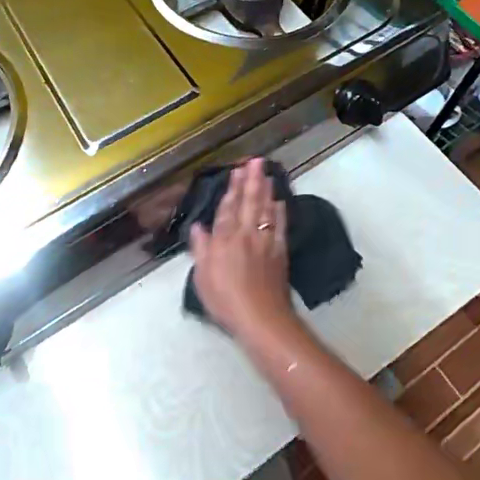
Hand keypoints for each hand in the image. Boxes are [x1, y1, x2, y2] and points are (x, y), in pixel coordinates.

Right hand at [189, 159, 297, 340]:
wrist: (261, 318)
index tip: (236, 171)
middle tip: (256, 161)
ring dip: (266, 190)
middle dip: (252, 180)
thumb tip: (198, 227)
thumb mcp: (203, 277)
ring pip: (266, 209)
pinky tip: (279, 201)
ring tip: (266, 173)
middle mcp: (246, 234)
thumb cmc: (226, 300)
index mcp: (225, 239)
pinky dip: (279, 210)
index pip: (228, 208)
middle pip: (249, 202)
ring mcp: (266, 241)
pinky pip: (280, 225)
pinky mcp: (280, 251)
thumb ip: (201, 249)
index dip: (232, 189)